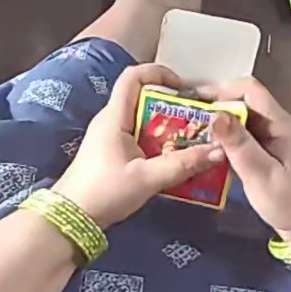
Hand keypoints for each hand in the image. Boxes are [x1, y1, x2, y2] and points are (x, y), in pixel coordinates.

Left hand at [51, 63, 225, 226]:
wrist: (71, 218)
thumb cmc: (104, 192)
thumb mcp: (147, 179)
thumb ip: (183, 164)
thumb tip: (218, 151)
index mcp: (114, 117)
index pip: (133, 76)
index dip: (159, 73)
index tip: (183, 88)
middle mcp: (111, 120)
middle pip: (143, 97)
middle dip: (172, 104)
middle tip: (197, 118)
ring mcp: (110, 136)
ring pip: (143, 119)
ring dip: (168, 126)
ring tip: (193, 138)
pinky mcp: (112, 152)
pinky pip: (140, 137)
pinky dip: (159, 142)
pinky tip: (175, 157)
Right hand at [199, 78, 290, 240]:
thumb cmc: (287, 201)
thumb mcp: (260, 174)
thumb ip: (239, 145)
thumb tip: (214, 115)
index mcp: (280, 124)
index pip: (250, 90)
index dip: (223, 91)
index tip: (196, 101)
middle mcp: (275, 123)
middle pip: (242, 99)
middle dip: (215, 104)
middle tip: (187, 115)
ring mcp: (269, 135)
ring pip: (239, 115)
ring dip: (216, 119)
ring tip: (190, 127)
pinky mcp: (262, 147)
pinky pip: (239, 131)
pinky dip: (221, 134)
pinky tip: (205, 143)